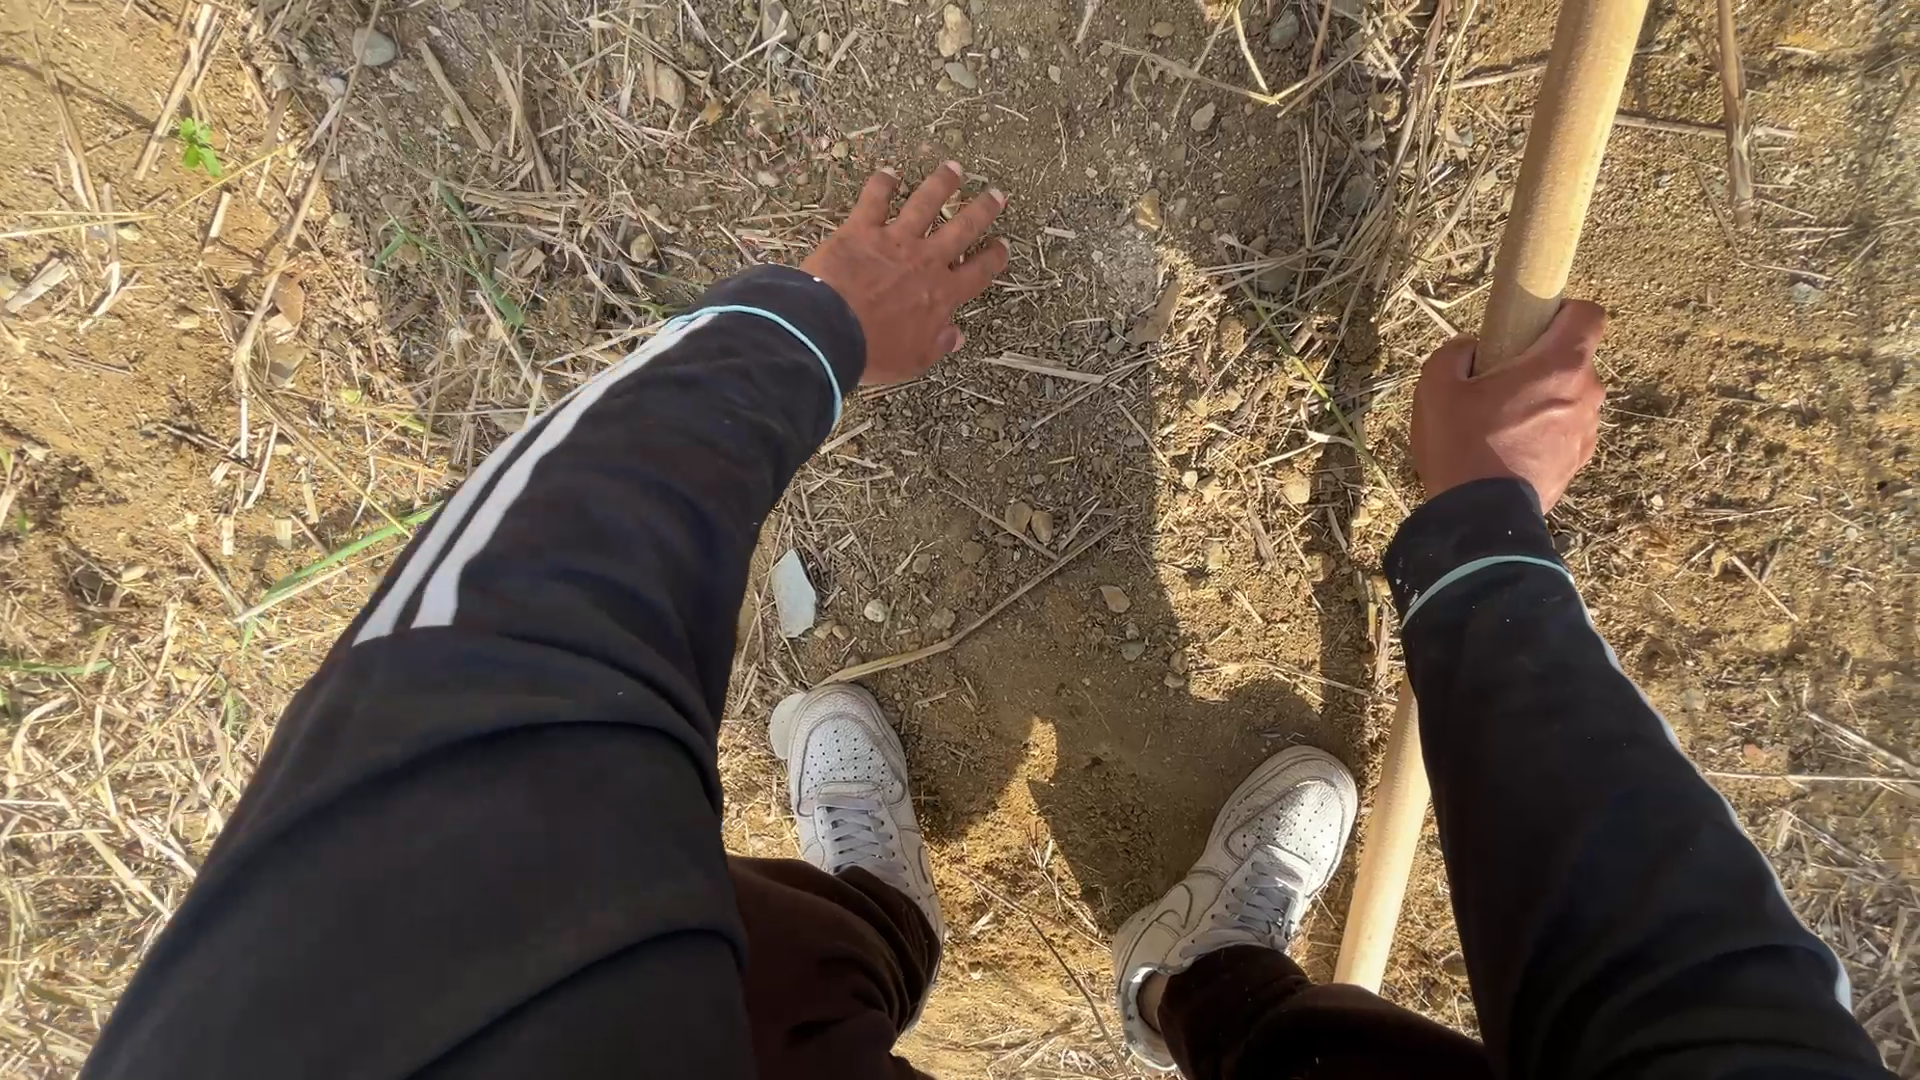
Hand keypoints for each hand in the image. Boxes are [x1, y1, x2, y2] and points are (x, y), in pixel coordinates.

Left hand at [801, 161, 1009, 384]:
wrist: (832, 331)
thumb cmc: (874, 352)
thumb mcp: (914, 360)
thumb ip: (938, 344)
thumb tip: (956, 336)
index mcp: (942, 294)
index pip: (978, 272)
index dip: (994, 258)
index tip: (1003, 246)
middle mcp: (925, 260)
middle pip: (962, 228)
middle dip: (982, 210)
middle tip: (996, 195)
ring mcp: (895, 240)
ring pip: (926, 203)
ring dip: (942, 184)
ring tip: (954, 170)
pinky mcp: (862, 229)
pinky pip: (875, 199)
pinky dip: (883, 183)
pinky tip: (890, 172)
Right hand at [1410, 300, 1606, 512]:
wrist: (1481, 514)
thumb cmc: (1462, 444)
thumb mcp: (1435, 390)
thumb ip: (1451, 355)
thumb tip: (1468, 348)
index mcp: (1560, 364)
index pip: (1587, 314)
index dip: (1561, 313)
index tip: (1529, 327)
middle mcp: (1587, 391)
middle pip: (1570, 361)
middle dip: (1536, 366)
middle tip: (1492, 387)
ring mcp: (1587, 429)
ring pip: (1566, 400)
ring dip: (1538, 404)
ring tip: (1494, 428)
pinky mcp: (1578, 460)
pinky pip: (1561, 433)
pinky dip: (1539, 435)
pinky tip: (1503, 453)